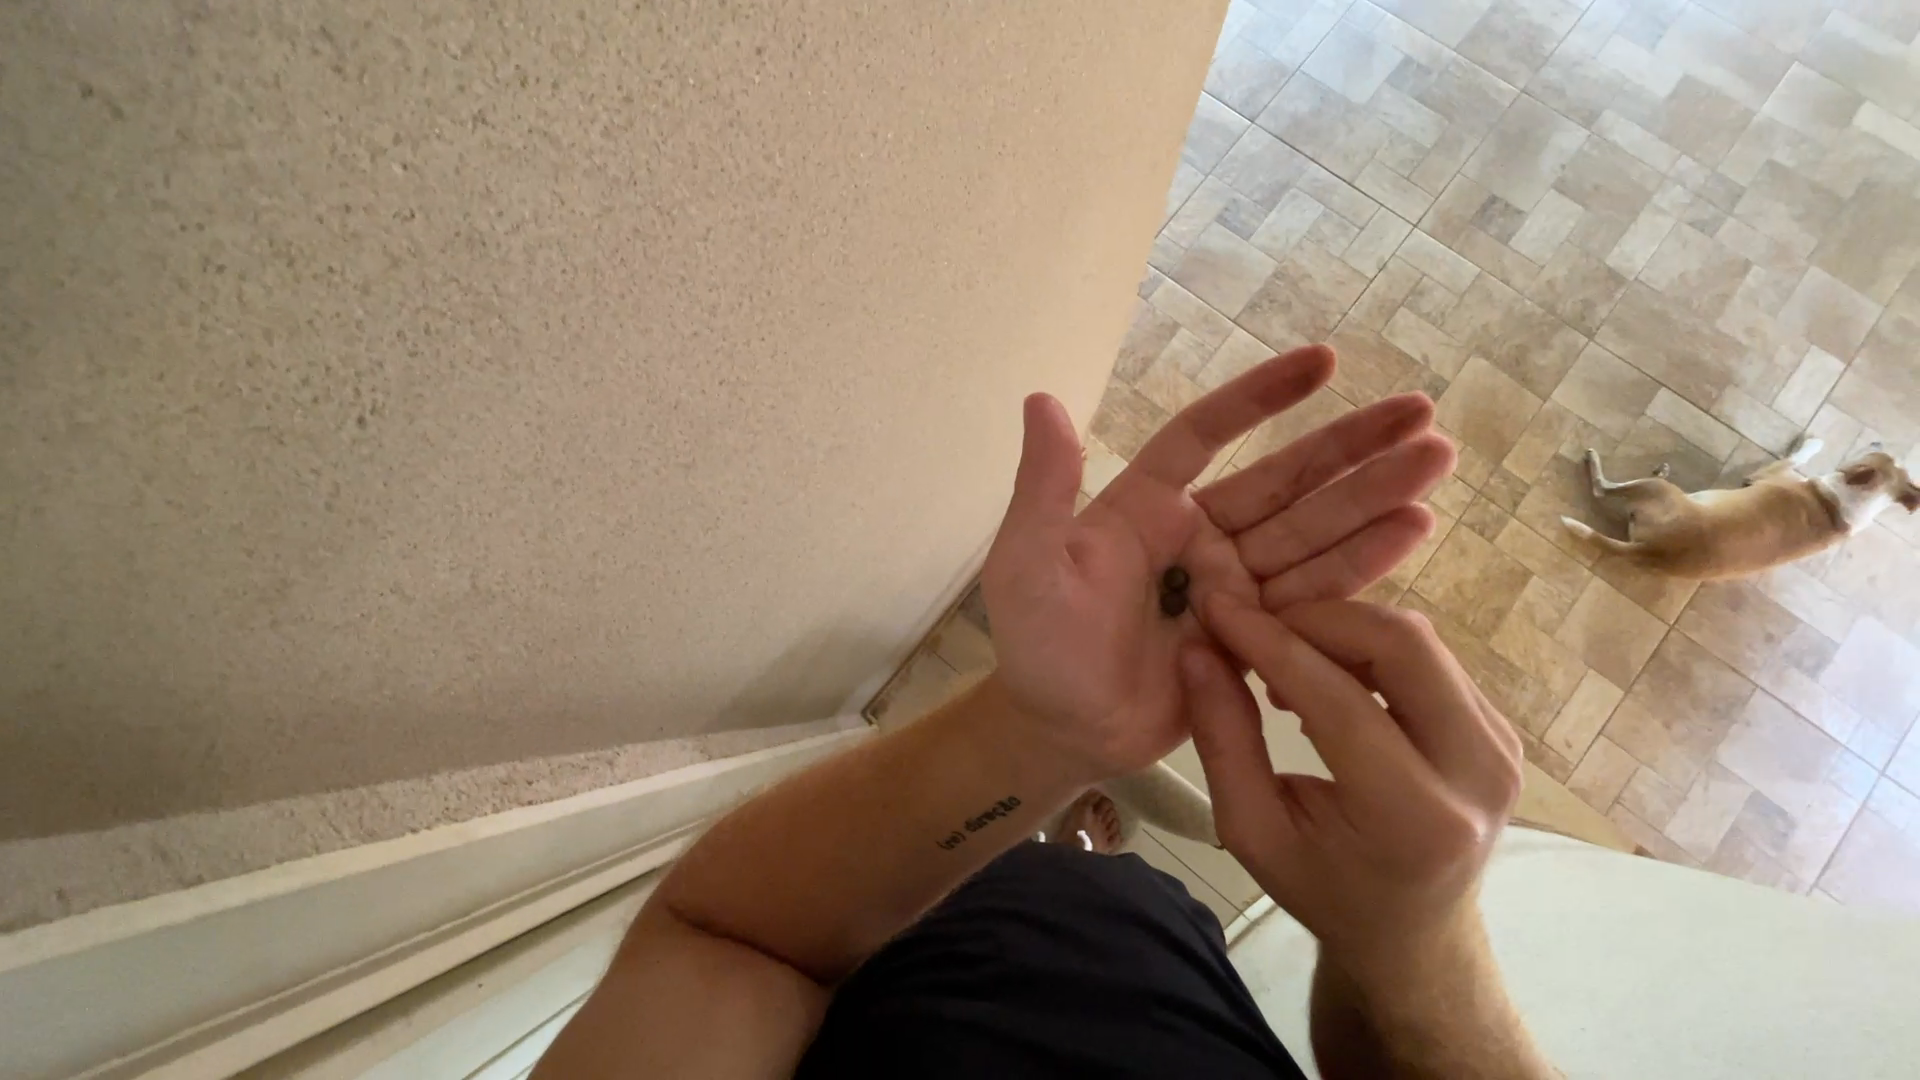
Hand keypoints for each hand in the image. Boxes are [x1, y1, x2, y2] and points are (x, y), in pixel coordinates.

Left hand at [981, 347, 1452, 783]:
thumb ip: (1045, 485)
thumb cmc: (1034, 643)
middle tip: (1422, 415)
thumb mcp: (1028, 560)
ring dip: (1369, 499)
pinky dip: (1360, 565)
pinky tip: (1413, 529)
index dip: (1260, 397)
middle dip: (1348, 449)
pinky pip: (1312, 595)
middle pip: (1281, 481)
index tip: (1323, 360)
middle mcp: (1196, 538)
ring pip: (1309, 534)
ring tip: (1435, 462)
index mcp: (1145, 509)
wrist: (1060, 727)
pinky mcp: (1254, 636)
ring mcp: (1230, 587)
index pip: (1207, 434)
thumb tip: (1041, 397)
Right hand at [1179, 597, 1522, 983]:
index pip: (1339, 699)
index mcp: (1413, 816)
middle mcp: (1477, 772)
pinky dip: (1364, 646)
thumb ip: (1223, 737)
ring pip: (1416, 639)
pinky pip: (1426, 655)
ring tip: (1284, 661)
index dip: (1271, 643)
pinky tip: (1324, 675)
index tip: (1218, 608)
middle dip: (1316, 617)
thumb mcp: (1251, 828)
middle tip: (1257, 627)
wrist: (1414, 929)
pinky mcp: (1501, 727)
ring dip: (1339, 629)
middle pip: (1402, 644)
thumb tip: (1196, 650)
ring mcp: (1501, 746)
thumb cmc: (1322, 886)